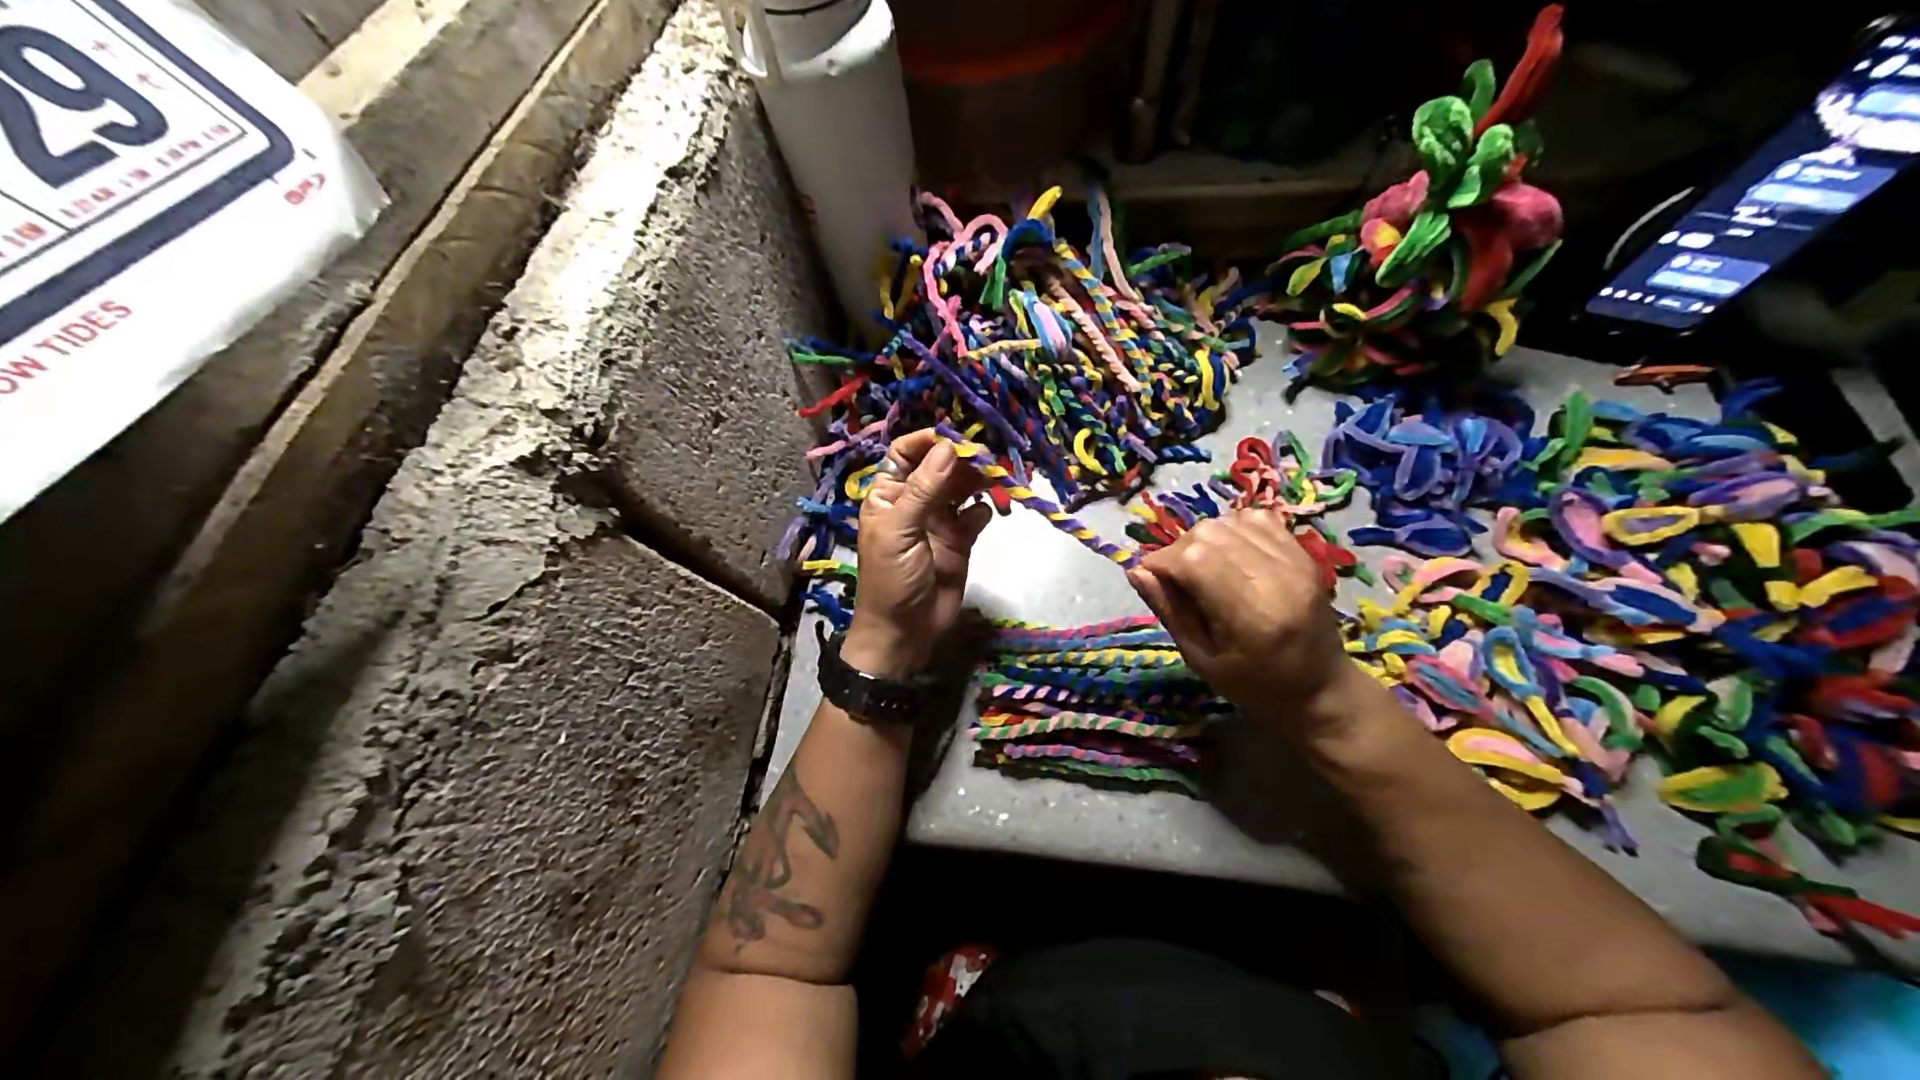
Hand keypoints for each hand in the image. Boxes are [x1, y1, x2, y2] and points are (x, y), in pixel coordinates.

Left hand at [845, 430, 990, 675]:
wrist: (905, 632)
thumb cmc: (891, 579)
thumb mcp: (900, 530)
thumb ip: (924, 489)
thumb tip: (948, 446)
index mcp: (890, 493)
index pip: (908, 452)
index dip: (930, 441)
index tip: (958, 437)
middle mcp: (915, 500)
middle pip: (942, 466)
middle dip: (965, 458)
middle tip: (991, 457)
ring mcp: (940, 519)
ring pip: (963, 486)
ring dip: (981, 480)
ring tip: (1000, 478)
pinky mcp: (961, 539)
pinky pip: (977, 513)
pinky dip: (986, 508)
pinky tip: (991, 513)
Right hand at [1126, 509, 1355, 731]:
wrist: (1319, 687)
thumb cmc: (1252, 683)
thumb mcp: (1199, 658)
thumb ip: (1169, 611)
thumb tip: (1136, 570)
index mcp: (1251, 615)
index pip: (1192, 560)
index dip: (1161, 564)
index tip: (1154, 583)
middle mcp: (1276, 578)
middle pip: (1208, 534)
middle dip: (1179, 550)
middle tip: (1179, 580)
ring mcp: (1294, 560)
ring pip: (1228, 521)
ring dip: (1204, 539)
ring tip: (1204, 568)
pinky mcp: (1303, 552)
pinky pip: (1256, 518)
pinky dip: (1232, 529)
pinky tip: (1230, 555)